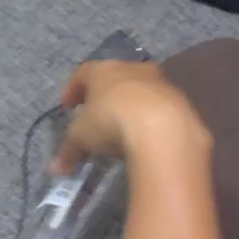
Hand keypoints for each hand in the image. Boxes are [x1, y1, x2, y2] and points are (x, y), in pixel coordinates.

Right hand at [52, 60, 210, 173]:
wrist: (163, 129)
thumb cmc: (110, 122)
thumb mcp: (80, 138)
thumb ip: (68, 151)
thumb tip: (57, 169)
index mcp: (103, 70)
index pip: (83, 73)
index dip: (72, 89)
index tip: (67, 106)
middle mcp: (133, 69)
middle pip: (115, 77)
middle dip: (103, 95)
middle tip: (96, 114)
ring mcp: (160, 83)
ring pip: (139, 90)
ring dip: (129, 105)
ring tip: (121, 129)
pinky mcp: (180, 101)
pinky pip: (159, 107)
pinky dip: (149, 119)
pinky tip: (143, 137)